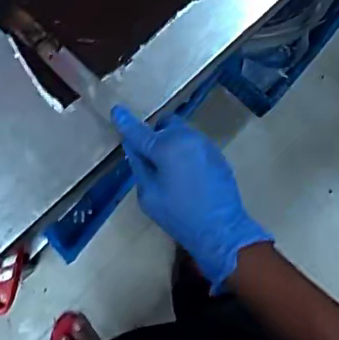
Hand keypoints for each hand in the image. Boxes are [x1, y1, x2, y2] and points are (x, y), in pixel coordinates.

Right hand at [111, 104, 270, 288]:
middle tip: (150, 157)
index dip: (125, 122)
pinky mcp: (216, 152)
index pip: (139, 131)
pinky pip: (194, 143)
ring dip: (171, 142)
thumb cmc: (179, 216)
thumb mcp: (149, 195)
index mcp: (165, 147)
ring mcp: (204, 142)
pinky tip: (188, 175)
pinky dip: (185, 151)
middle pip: (164, 125)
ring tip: (171, 169)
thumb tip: (132, 146)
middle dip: (155, 135)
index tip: (116, 110)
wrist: (222, 229)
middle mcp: (185, 137)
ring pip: (180, 132)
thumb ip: (138, 166)